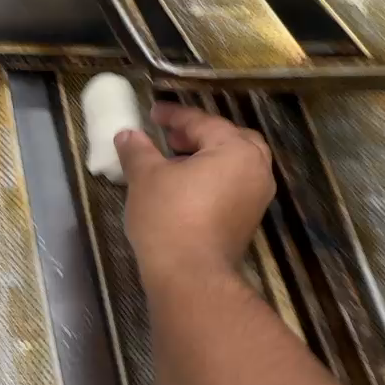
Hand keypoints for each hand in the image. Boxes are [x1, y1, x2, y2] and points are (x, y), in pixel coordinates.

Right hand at [115, 102, 275, 286]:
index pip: (203, 123)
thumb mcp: (145, 177)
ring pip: (233, 164)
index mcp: (235, 150)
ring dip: (205, 157)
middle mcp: (256, 168)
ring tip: (174, 162)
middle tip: (170, 137)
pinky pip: (231, 185)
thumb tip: (128, 134)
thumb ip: (137, 150)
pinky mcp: (247, 218)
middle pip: (229, 139)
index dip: (174, 116)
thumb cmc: (169, 216)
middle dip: (198, 135)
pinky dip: (210, 178)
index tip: (152, 112)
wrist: (189, 272)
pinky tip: (184, 188)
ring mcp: (256, 196)